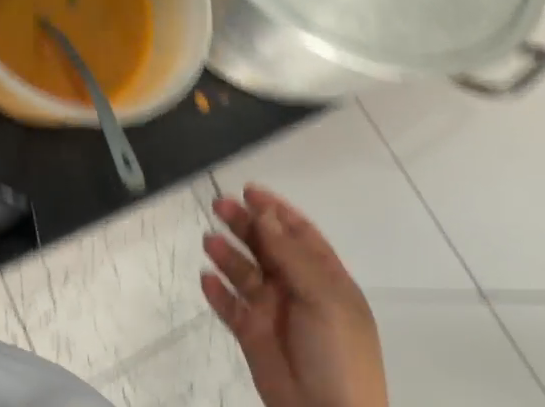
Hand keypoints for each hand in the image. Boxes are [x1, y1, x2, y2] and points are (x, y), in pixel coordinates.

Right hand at [202, 185, 387, 406]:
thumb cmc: (338, 353)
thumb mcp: (324, 299)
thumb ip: (291, 255)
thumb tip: (265, 214)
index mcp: (325, 279)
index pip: (299, 234)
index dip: (276, 211)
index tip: (248, 191)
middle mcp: (298, 289)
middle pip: (267, 247)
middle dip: (245, 225)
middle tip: (218, 205)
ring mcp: (273, 312)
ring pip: (245, 272)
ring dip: (227, 254)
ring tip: (209, 241)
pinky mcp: (251, 334)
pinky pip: (229, 305)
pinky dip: (217, 291)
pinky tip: (206, 278)